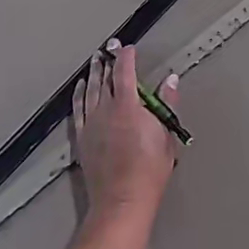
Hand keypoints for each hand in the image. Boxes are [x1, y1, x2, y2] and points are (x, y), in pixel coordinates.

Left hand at [71, 40, 179, 218]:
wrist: (122, 200)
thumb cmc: (149, 170)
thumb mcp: (166, 135)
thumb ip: (167, 104)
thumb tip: (170, 81)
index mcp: (129, 107)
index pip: (125, 73)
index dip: (126, 57)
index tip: (127, 48)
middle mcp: (106, 111)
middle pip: (104, 79)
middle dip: (107, 62)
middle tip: (108, 48)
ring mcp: (91, 124)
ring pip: (90, 91)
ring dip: (93, 74)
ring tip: (94, 62)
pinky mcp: (83, 138)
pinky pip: (78, 109)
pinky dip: (78, 95)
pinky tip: (80, 88)